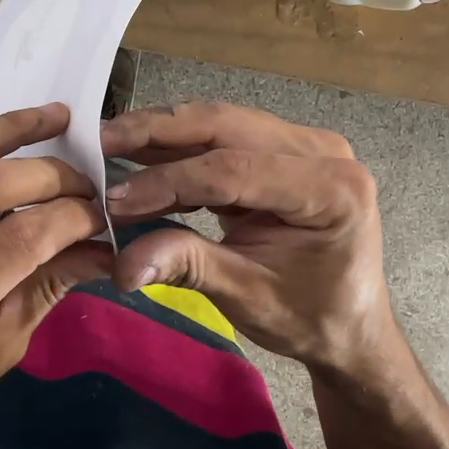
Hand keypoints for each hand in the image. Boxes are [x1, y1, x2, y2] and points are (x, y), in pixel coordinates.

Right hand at [100, 101, 394, 370]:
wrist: (351, 328)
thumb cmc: (310, 318)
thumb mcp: (248, 298)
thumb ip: (187, 267)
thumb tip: (122, 264)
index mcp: (331, 190)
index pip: (234, 169)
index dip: (168, 180)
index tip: (113, 198)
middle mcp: (322, 151)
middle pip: (224, 125)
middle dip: (155, 132)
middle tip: (97, 140)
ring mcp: (302, 144)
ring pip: (217, 121)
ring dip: (159, 132)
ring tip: (106, 142)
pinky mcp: (281, 147)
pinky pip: (220, 135)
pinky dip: (175, 145)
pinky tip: (136, 152)